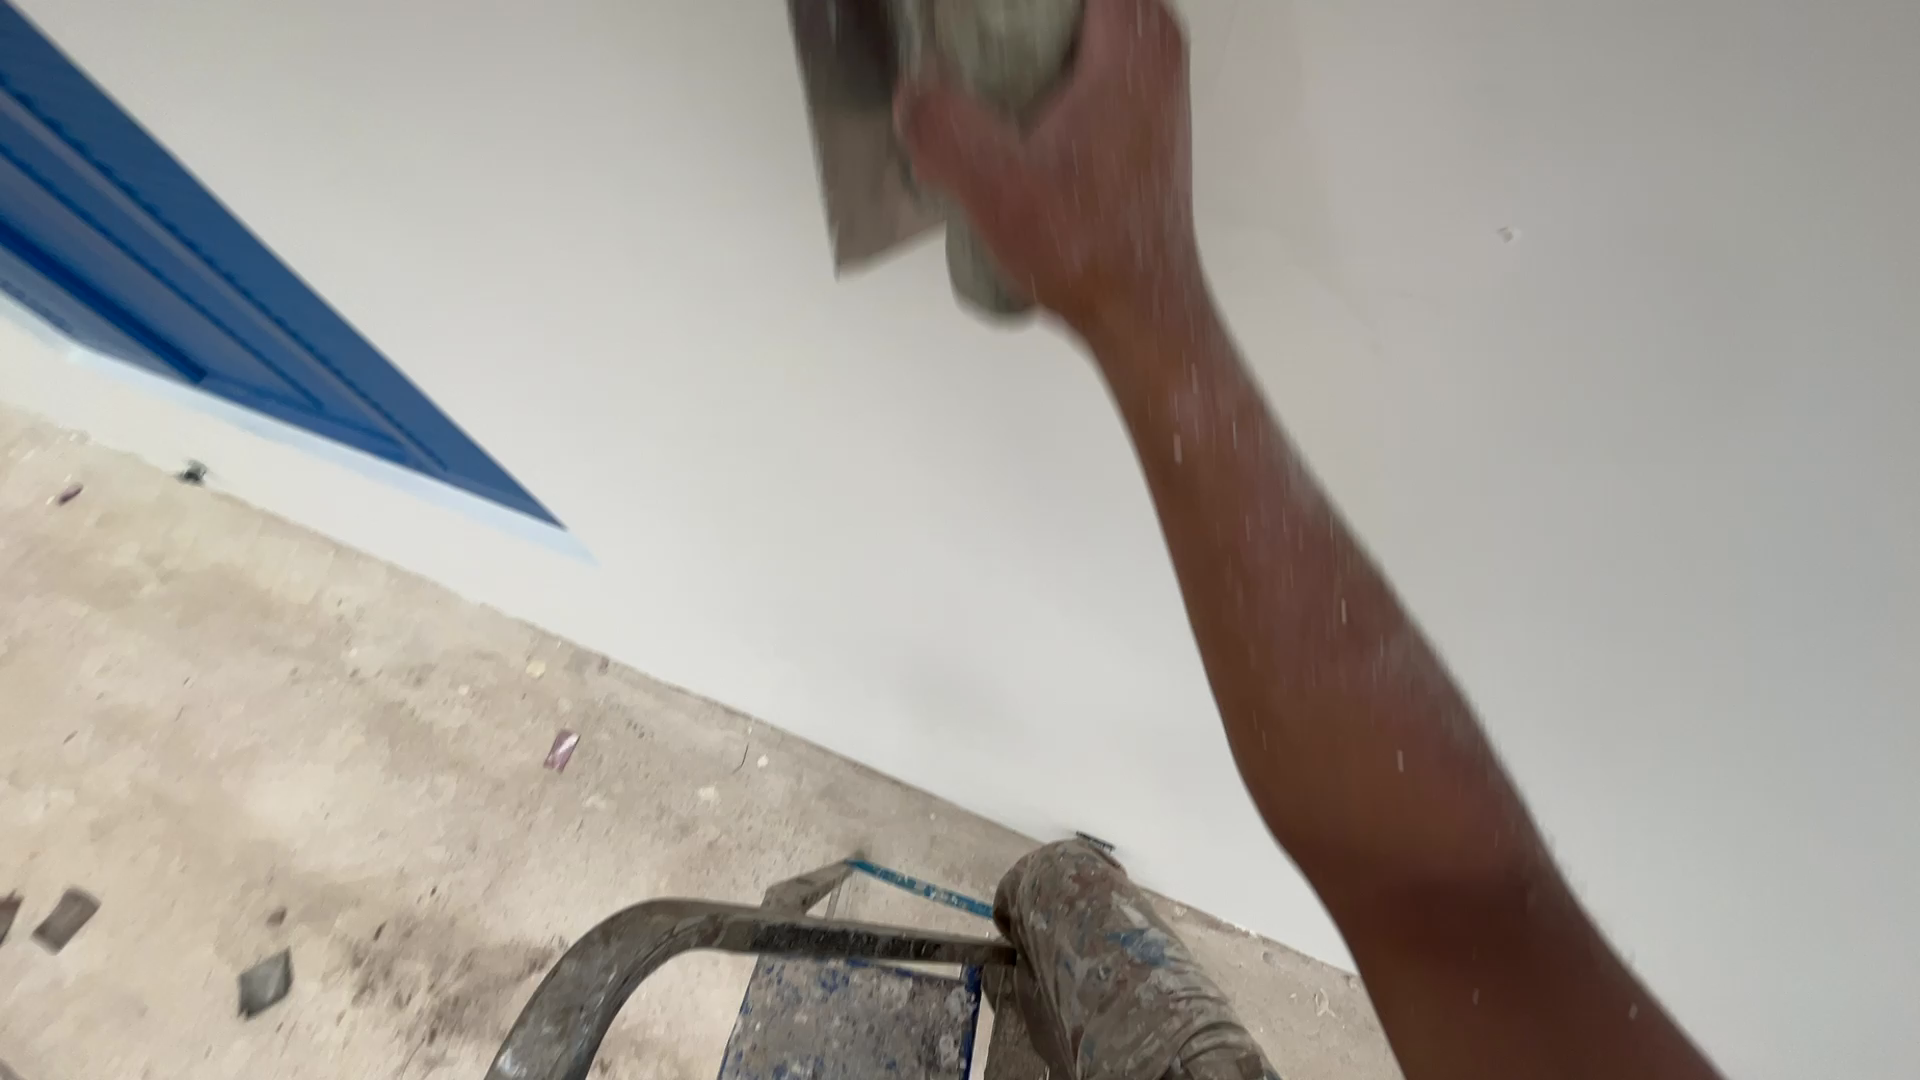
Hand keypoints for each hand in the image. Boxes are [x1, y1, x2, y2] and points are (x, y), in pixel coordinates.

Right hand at [895, 0, 1199, 336]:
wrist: (1138, 313)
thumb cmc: (1086, 252)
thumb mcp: (997, 189)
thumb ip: (942, 129)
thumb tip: (911, 96)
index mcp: (1132, 39)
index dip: (1000, 8)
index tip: (961, 26)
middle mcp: (1153, 51)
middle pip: (1058, 8)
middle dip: (1004, 27)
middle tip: (957, 55)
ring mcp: (1150, 92)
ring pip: (1069, 39)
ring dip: (1018, 59)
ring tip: (970, 96)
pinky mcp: (1136, 131)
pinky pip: (1080, 78)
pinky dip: (1039, 89)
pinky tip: (1003, 133)